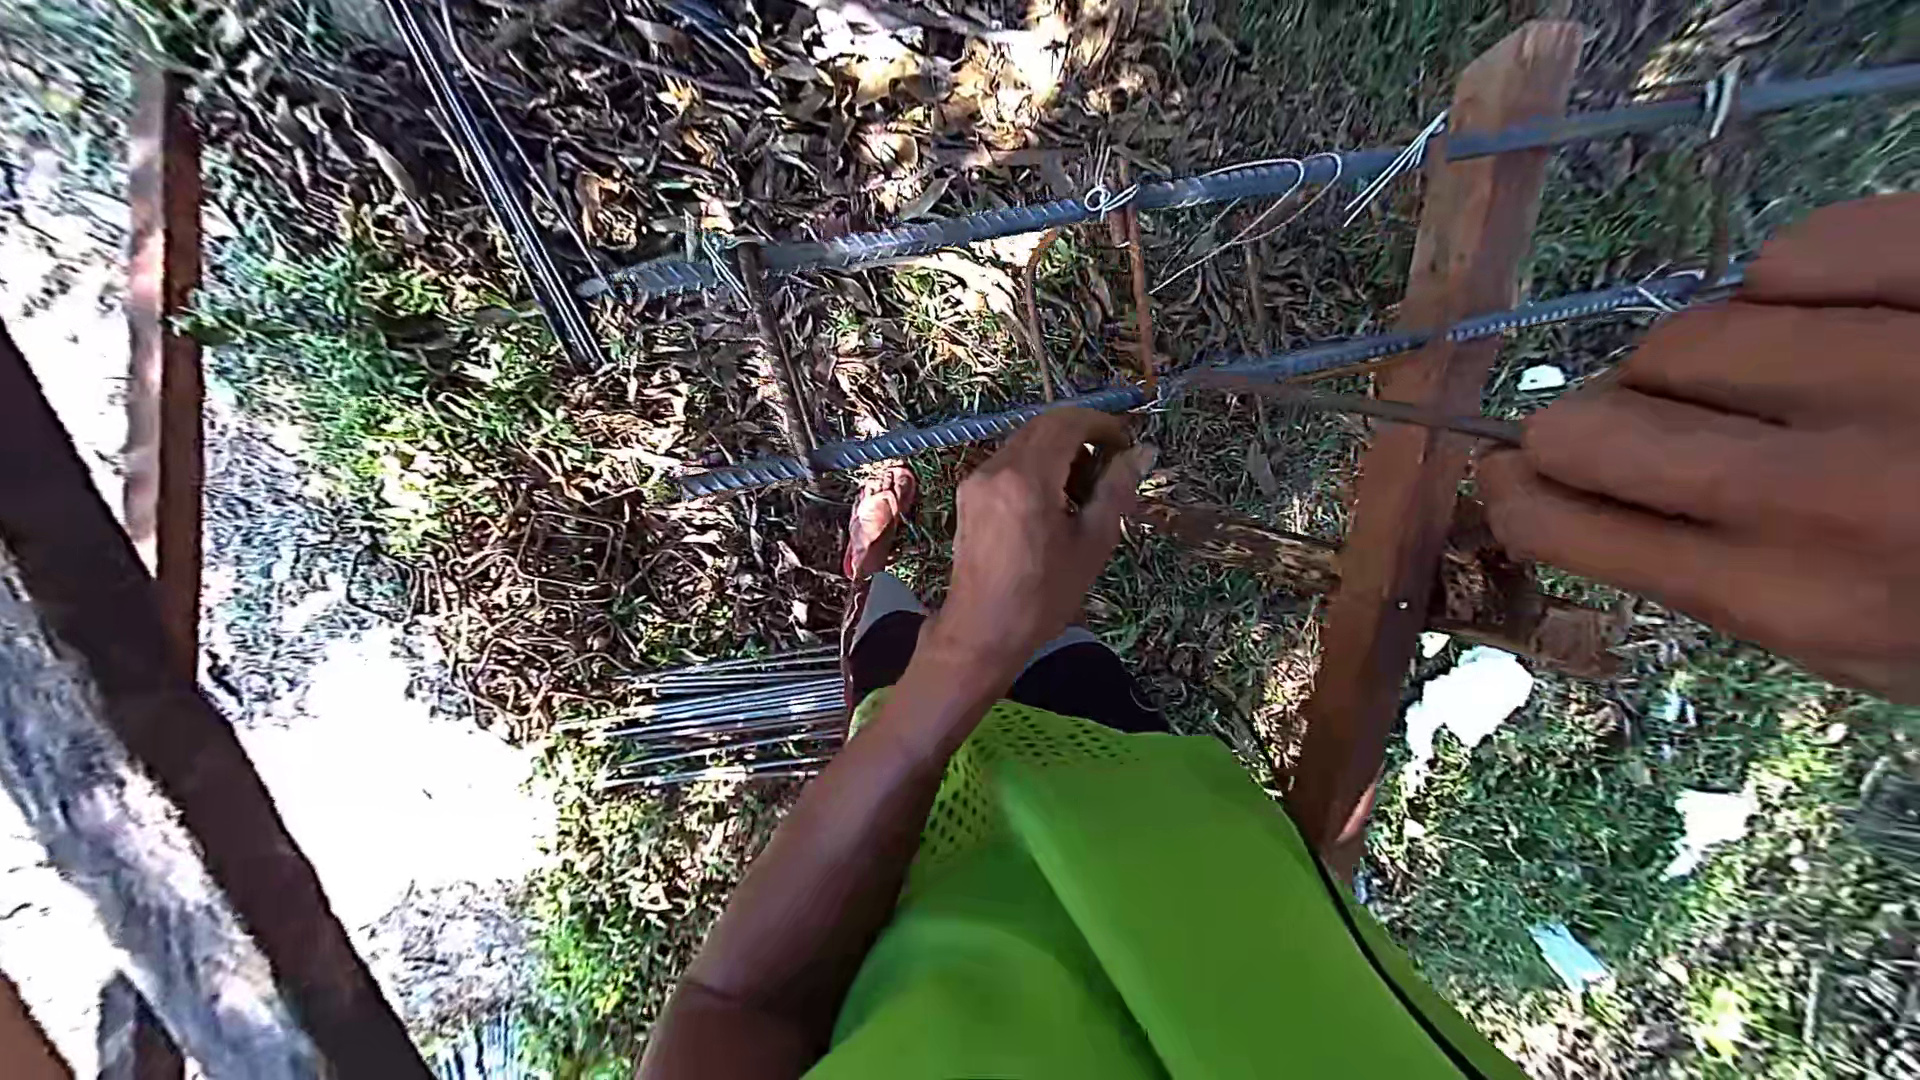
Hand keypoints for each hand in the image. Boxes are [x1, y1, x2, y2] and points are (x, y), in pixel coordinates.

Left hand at [922, 408, 1156, 686]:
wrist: (982, 631)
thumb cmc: (1043, 596)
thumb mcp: (1092, 544)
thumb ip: (1116, 490)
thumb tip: (1140, 453)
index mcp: (1027, 478)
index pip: (1067, 422)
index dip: (1101, 425)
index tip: (1124, 446)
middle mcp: (995, 469)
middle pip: (1042, 425)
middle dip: (1080, 434)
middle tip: (1108, 465)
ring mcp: (975, 481)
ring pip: (1023, 441)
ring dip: (1057, 449)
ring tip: (1082, 488)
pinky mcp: (967, 495)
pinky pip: (1007, 462)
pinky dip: (1034, 465)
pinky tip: (1051, 499)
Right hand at [1480, 194, 1919, 702]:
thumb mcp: (1848, 636)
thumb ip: (1684, 563)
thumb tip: (1540, 481)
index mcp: (1784, 598)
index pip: (1544, 517)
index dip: (1507, 486)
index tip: (1513, 470)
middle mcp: (1830, 501)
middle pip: (1576, 425)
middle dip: (1587, 426)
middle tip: (1653, 427)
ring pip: (1681, 337)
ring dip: (1705, 359)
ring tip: (1789, 372)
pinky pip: (1806, 251)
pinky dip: (1800, 277)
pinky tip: (1852, 311)